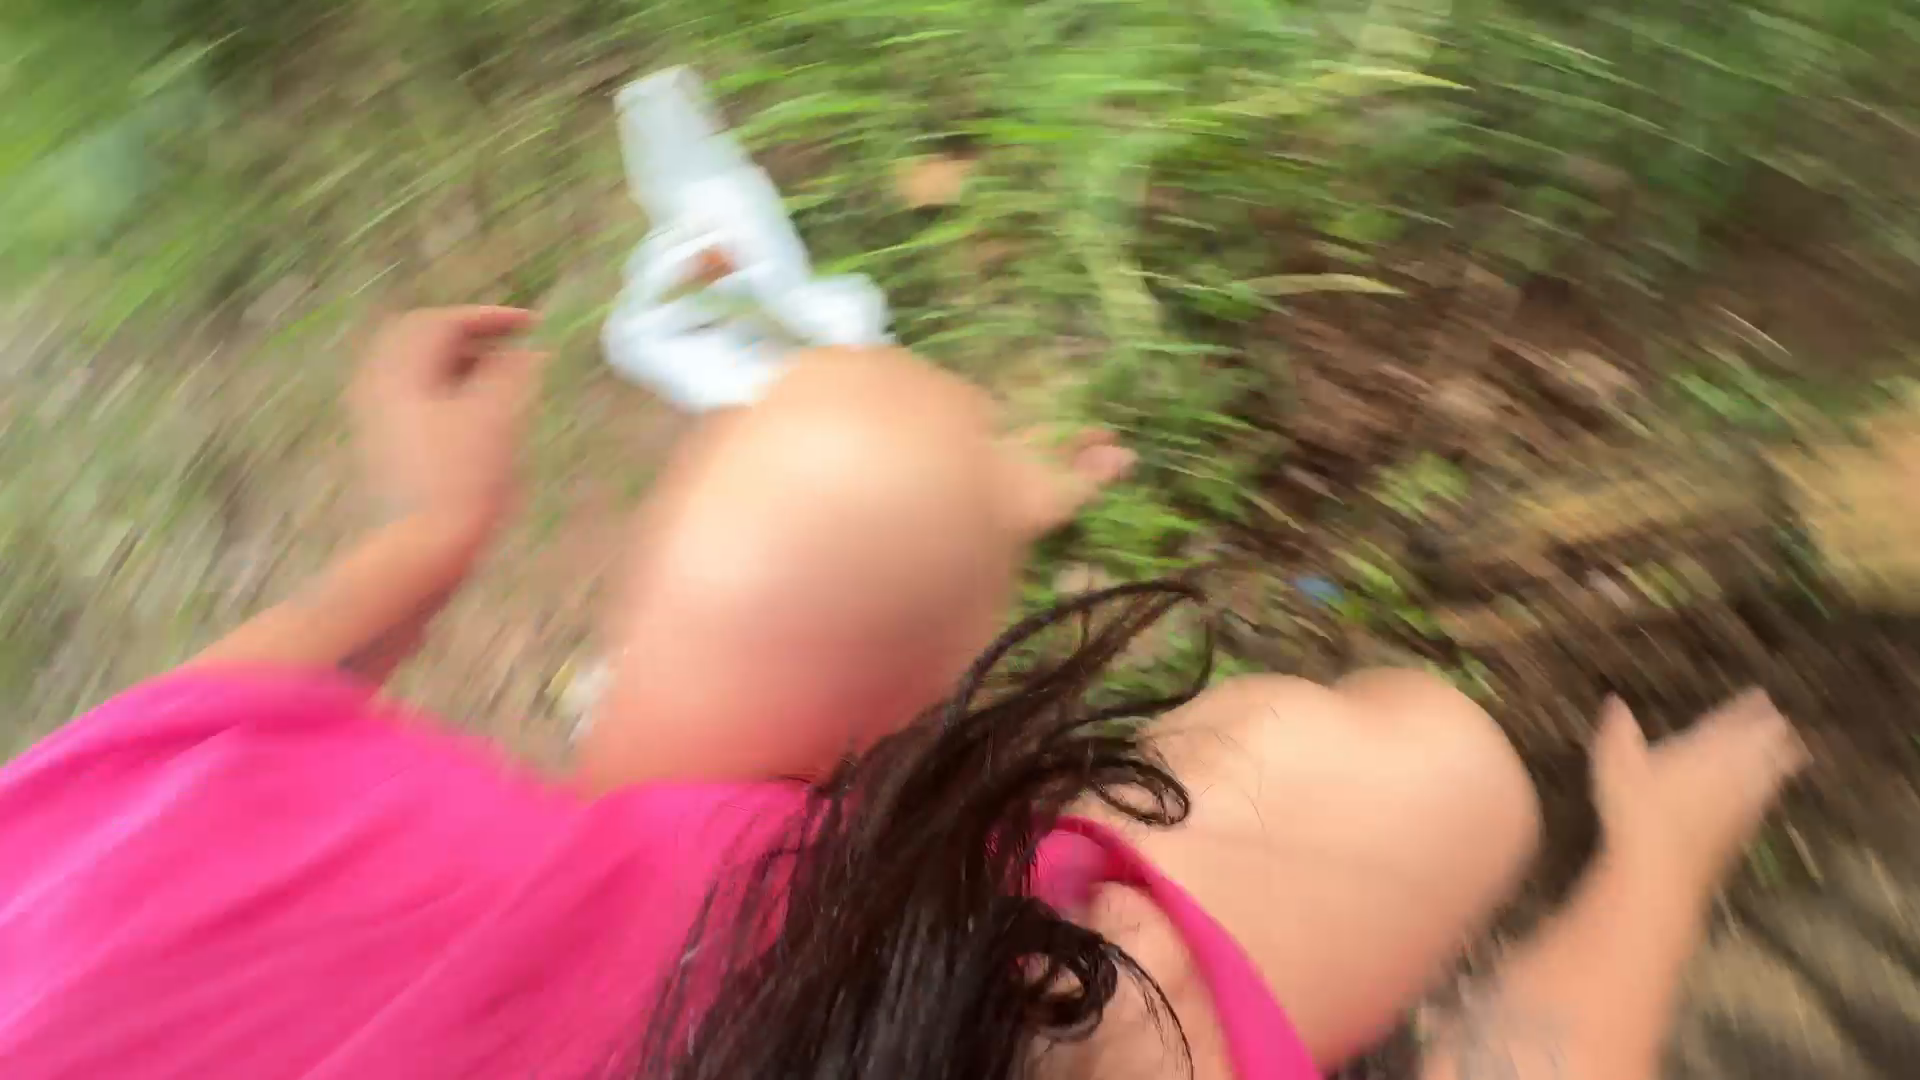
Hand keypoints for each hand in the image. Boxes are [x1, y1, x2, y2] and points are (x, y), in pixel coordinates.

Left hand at [350, 306, 544, 544]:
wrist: (431, 540)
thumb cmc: (465, 477)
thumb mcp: (496, 417)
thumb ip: (513, 374)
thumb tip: (533, 349)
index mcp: (400, 373)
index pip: (441, 322)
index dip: (490, 317)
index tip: (534, 325)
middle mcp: (382, 386)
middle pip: (425, 339)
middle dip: (475, 334)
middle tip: (518, 343)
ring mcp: (385, 414)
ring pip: (426, 367)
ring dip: (469, 360)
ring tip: (511, 374)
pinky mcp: (396, 439)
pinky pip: (426, 393)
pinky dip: (459, 385)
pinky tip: (489, 406)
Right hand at [1590, 691, 1807, 895]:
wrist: (1663, 867)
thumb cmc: (1634, 808)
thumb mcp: (1612, 762)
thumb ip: (1618, 729)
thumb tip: (1615, 702)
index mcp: (1703, 752)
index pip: (1732, 725)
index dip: (1746, 709)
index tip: (1760, 695)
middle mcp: (1733, 774)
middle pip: (1763, 747)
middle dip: (1771, 729)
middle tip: (1778, 716)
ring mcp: (1744, 802)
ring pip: (1773, 771)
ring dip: (1781, 754)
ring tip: (1791, 744)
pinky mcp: (1745, 826)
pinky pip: (1768, 793)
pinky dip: (1774, 779)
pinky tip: (1770, 784)